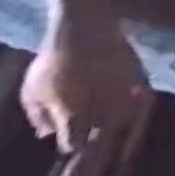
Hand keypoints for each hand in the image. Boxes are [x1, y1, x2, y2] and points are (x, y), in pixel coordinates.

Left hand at [20, 25, 144, 153]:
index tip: (70, 140)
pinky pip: (143, 96)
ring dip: (118, 120)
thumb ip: (39, 116)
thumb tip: (47, 134)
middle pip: (103, 134)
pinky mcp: (138, 77)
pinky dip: (138, 101)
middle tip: (90, 132)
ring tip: (111, 117)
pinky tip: (133, 99)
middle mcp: (102, 110)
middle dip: (96, 137)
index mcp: (73, 116)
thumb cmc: (52, 62)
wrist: (84, 31)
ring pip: (126, 117)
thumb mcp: (32, 92)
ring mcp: (123, 93)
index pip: (75, 143)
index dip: (72, 144)